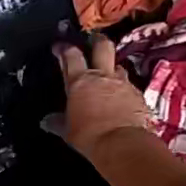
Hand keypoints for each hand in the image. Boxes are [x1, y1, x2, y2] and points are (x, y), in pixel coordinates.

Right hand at [53, 35, 151, 158]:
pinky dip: (126, 91)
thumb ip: (58, 123)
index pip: (71, 56)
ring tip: (110, 77)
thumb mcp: (68, 131)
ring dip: (114, 70)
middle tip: (95, 41)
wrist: (122, 144)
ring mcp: (123, 84)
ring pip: (119, 67)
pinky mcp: (139, 96)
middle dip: (98, 41)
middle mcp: (103, 77)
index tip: (60, 47)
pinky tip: (124, 100)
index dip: (65, 49)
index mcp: (80, 82)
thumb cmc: (89, 136)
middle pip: (102, 47)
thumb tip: (46, 122)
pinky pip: (131, 87)